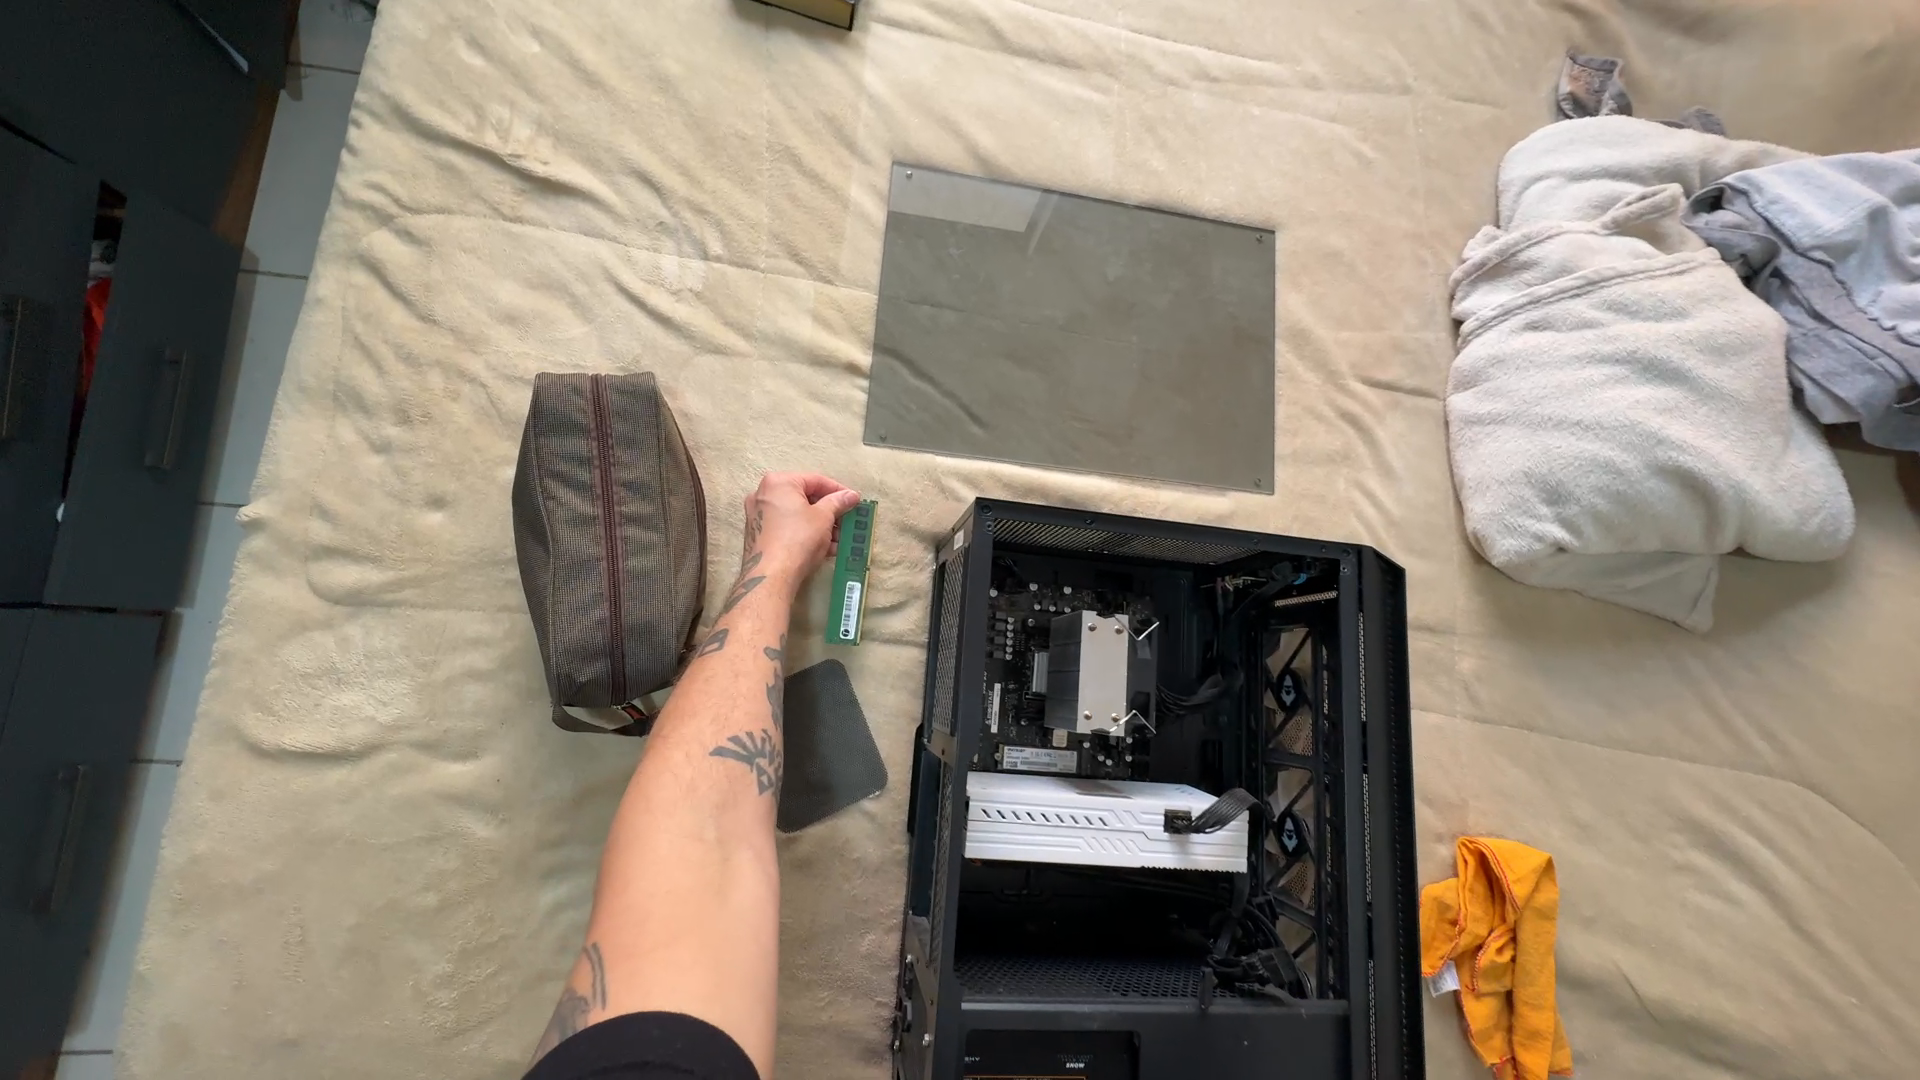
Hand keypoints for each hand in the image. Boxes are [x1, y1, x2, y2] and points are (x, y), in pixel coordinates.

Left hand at [739, 472, 861, 585]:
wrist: (772, 575)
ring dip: (820, 525)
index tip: (853, 500)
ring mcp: (758, 515)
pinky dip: (806, 533)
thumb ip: (838, 502)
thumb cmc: (798, 539)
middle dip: (829, 511)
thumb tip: (851, 495)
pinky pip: (788, 527)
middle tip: (847, 520)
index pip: (815, 480)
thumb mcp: (824, 517)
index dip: (838, 490)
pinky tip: (825, 547)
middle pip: (804, 498)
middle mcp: (763, 494)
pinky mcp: (759, 534)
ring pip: (797, 514)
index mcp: (778, 482)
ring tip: (839, 538)